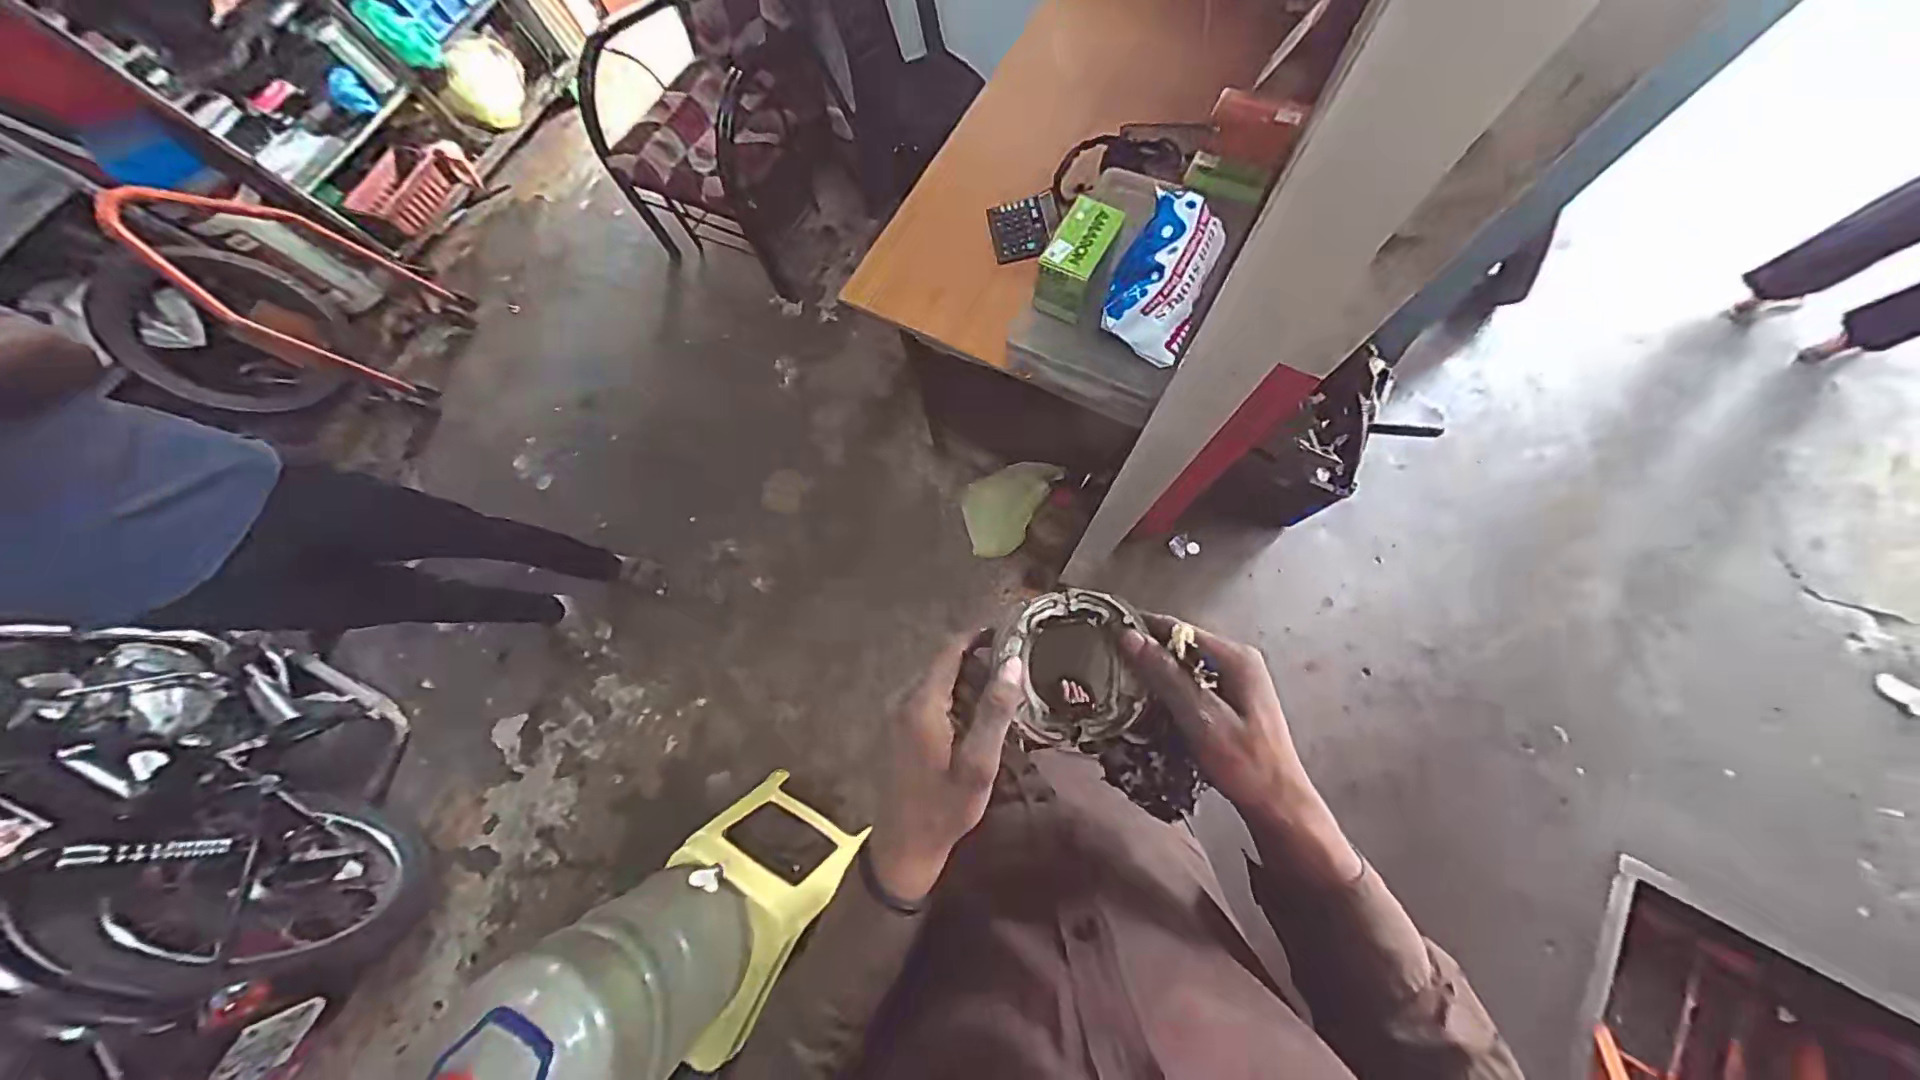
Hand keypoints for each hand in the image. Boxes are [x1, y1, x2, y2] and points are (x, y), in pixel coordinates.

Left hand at [866, 635, 1023, 902]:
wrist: (903, 847)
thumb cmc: (945, 807)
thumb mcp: (979, 763)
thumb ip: (995, 711)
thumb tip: (1013, 663)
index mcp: (922, 703)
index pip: (949, 648)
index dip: (979, 636)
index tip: (1009, 635)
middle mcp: (903, 700)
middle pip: (944, 664)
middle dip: (979, 667)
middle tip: (1012, 686)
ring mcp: (896, 714)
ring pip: (938, 682)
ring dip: (967, 688)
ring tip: (998, 711)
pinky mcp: (897, 728)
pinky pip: (929, 700)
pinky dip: (954, 703)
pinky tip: (973, 729)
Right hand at [1117, 614, 1361, 885]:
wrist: (1277, 805)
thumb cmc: (1244, 764)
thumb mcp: (1201, 718)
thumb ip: (1166, 676)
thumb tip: (1129, 636)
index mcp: (1235, 657)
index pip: (1177, 628)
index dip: (1141, 628)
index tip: (1105, 634)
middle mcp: (1236, 660)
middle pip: (1179, 644)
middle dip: (1145, 651)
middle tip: (1106, 660)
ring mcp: (1234, 679)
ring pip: (1182, 664)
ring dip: (1154, 671)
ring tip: (1118, 679)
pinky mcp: (1228, 698)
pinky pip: (1189, 681)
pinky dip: (1167, 687)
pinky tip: (1146, 700)